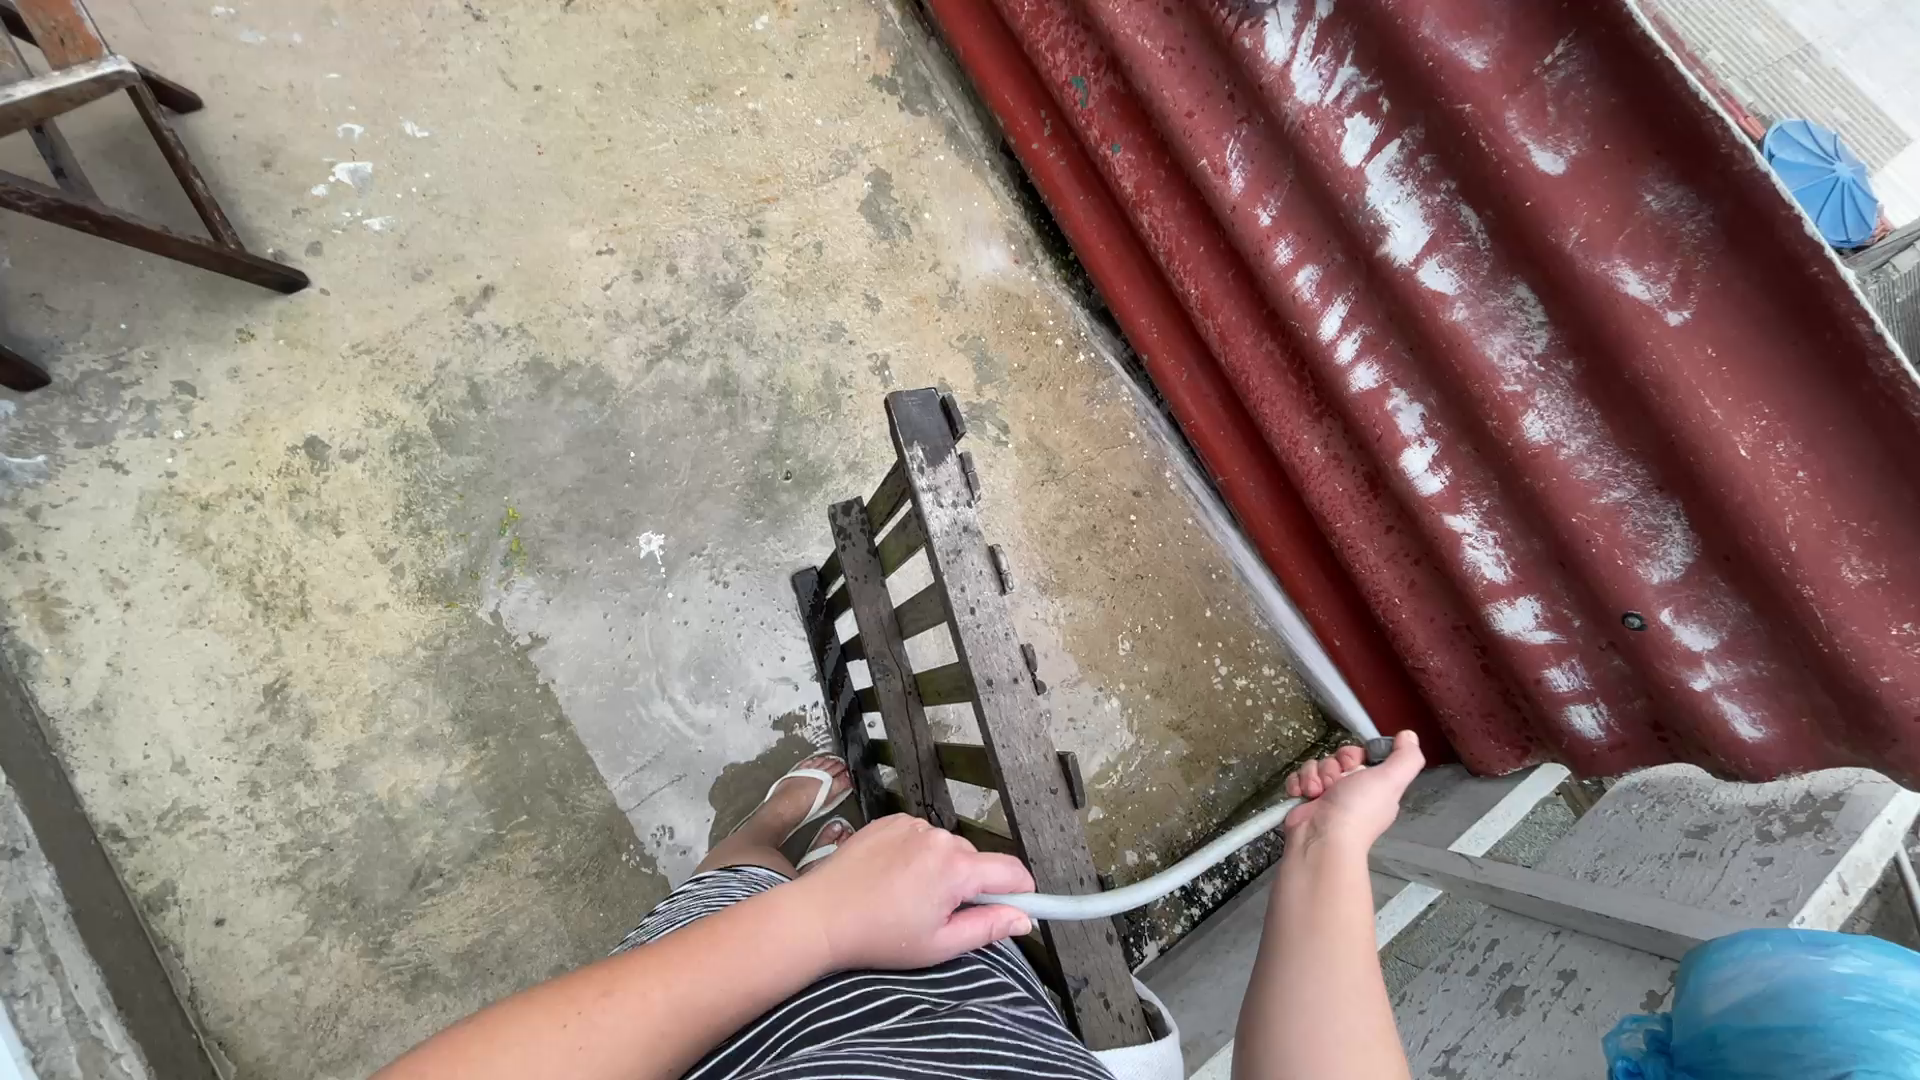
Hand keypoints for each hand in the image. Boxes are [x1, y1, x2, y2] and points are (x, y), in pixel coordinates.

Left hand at [786, 814, 1035, 970]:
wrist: (822, 914)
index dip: (1021, 889)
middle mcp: (939, 836)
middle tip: (940, 913)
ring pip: (945, 847)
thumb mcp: (939, 944)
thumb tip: (1023, 919)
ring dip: (940, 868)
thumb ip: (987, 927)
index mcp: (956, 868)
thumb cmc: (881, 936)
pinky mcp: (890, 819)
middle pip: (974, 859)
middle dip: (968, 884)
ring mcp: (912, 824)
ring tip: (909, 896)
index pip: (1010, 870)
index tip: (1021, 904)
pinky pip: (919, 836)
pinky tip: (893, 876)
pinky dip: (916, 853)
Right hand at [1282, 730, 1423, 849]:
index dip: (1352, 755)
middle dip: (1331, 767)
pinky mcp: (1304, 799)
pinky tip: (1303, 795)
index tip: (1353, 765)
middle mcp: (1351, 790)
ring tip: (1316, 793)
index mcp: (1374, 787)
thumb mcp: (1390, 781)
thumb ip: (1405, 758)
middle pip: (1335, 759)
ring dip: (1312, 776)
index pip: (1359, 756)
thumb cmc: (1358, 809)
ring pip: (1314, 766)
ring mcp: (1326, 795)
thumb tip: (1409, 735)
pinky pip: (1296, 777)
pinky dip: (1297, 784)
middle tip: (1334, 784)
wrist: (1322, 836)